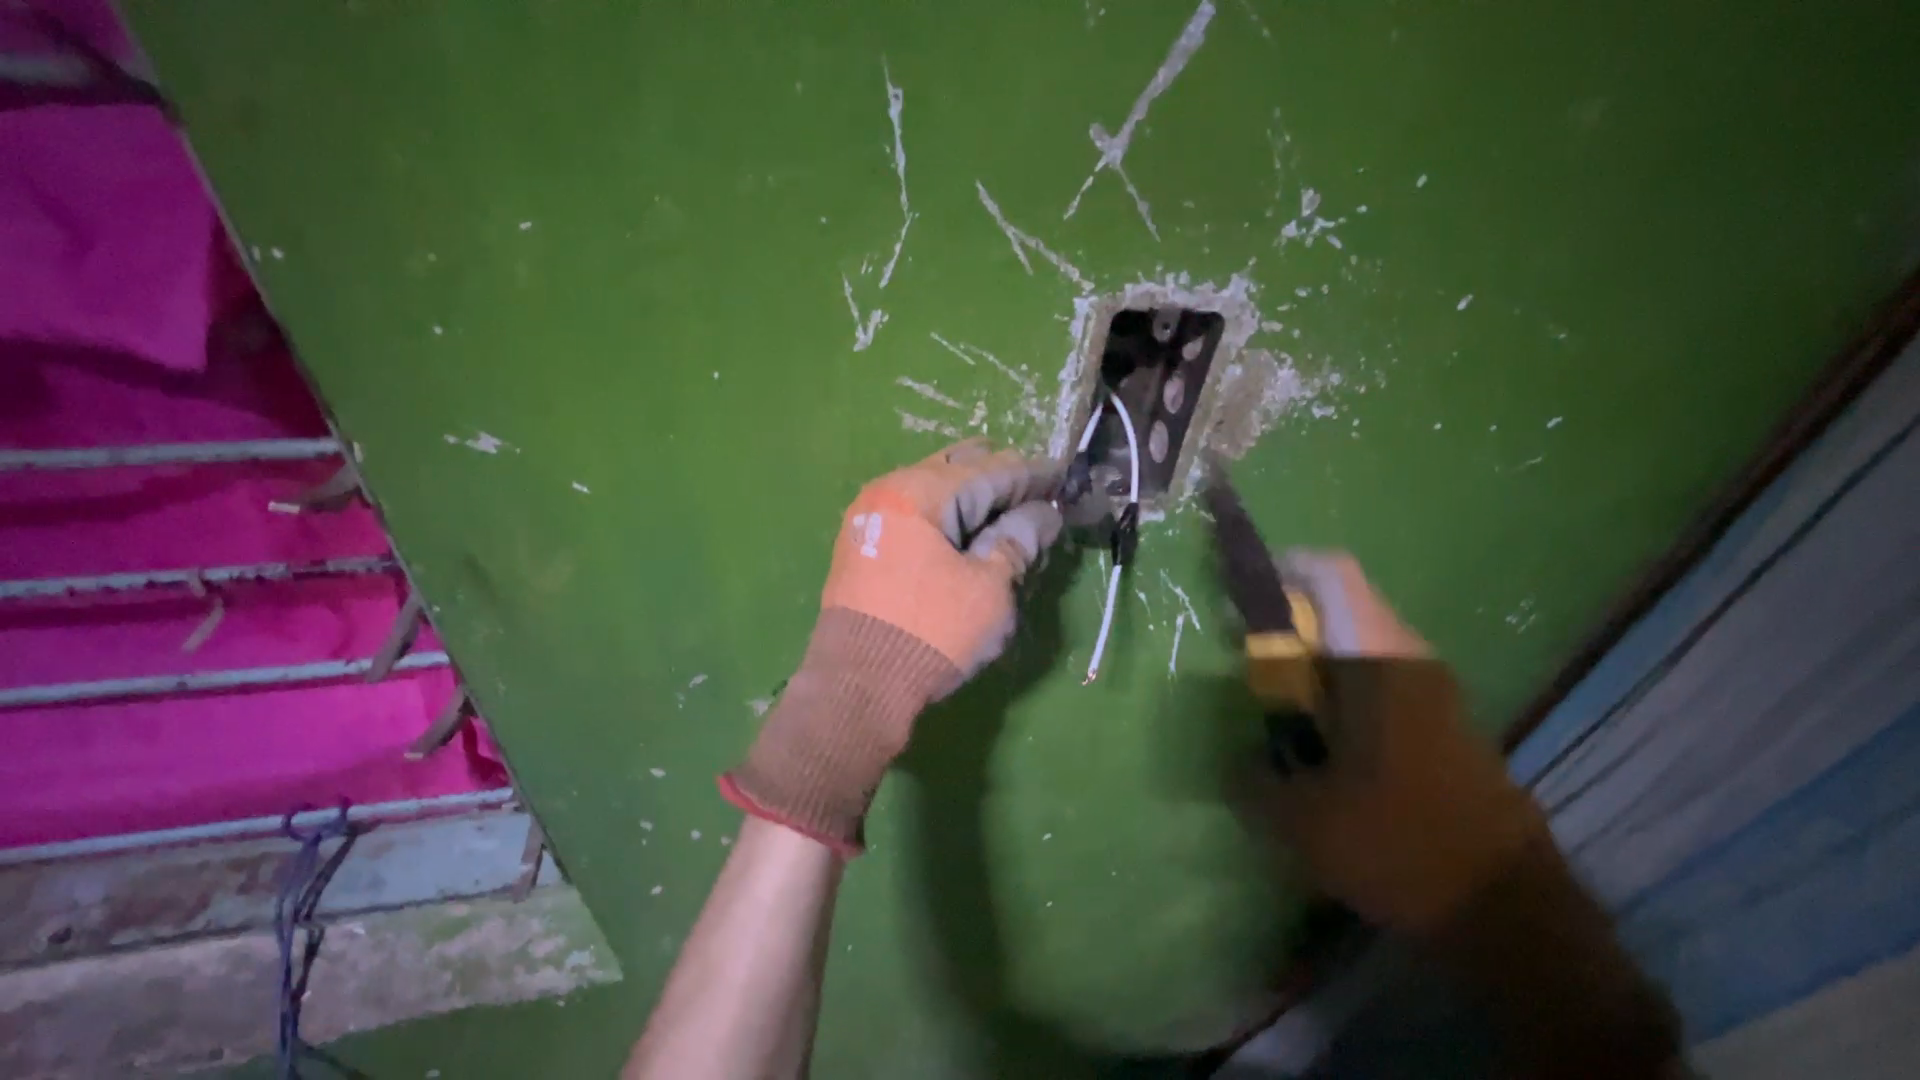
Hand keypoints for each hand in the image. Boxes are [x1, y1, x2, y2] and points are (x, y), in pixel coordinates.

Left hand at [719, 439, 1061, 855]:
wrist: (858, 685)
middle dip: (999, 478)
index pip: (989, 471)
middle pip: (956, 470)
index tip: (1064, 476)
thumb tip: (1043, 515)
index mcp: (919, 491)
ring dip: (971, 497)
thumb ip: (1017, 541)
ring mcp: (870, 517)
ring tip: (1009, 512)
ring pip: (933, 490)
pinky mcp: (863, 545)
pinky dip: (946, 516)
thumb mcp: (988, 588)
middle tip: (1039, 493)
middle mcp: (888, 490)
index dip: (1032, 475)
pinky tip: (969, 532)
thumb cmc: (930, 632)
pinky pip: (914, 514)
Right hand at [1259, 550, 1546, 931]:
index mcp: (1378, 659)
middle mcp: (1412, 660)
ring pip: (1361, 652)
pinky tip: (1320, 750)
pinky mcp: (1447, 728)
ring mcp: (1437, 694)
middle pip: (1340, 611)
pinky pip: (1382, 687)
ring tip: (1275, 714)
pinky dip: (1342, 700)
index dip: (1278, 573)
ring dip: (1314, 669)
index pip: (1329, 574)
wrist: (1508, 911)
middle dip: (1286, 630)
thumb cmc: (1397, 843)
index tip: (1236, 604)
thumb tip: (1237, 763)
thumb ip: (1252, 779)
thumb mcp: (1300, 818)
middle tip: (1244, 669)